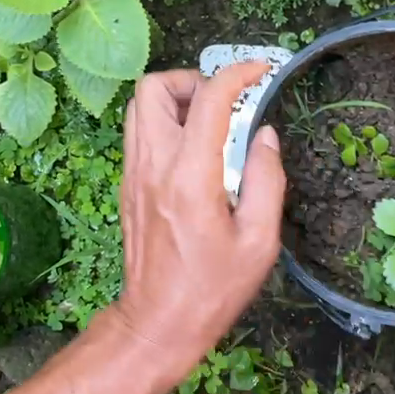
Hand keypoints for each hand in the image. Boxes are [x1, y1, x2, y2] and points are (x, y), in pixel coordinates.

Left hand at [110, 64, 285, 378]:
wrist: (157, 321)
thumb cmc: (213, 288)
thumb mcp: (259, 240)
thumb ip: (267, 179)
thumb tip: (264, 135)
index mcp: (190, 175)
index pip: (208, 99)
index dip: (237, 74)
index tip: (261, 72)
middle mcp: (152, 164)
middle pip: (153, 87)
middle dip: (192, 80)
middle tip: (224, 102)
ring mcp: (133, 172)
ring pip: (138, 106)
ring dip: (174, 99)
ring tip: (210, 123)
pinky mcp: (127, 184)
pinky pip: (138, 132)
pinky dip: (163, 123)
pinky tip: (193, 150)